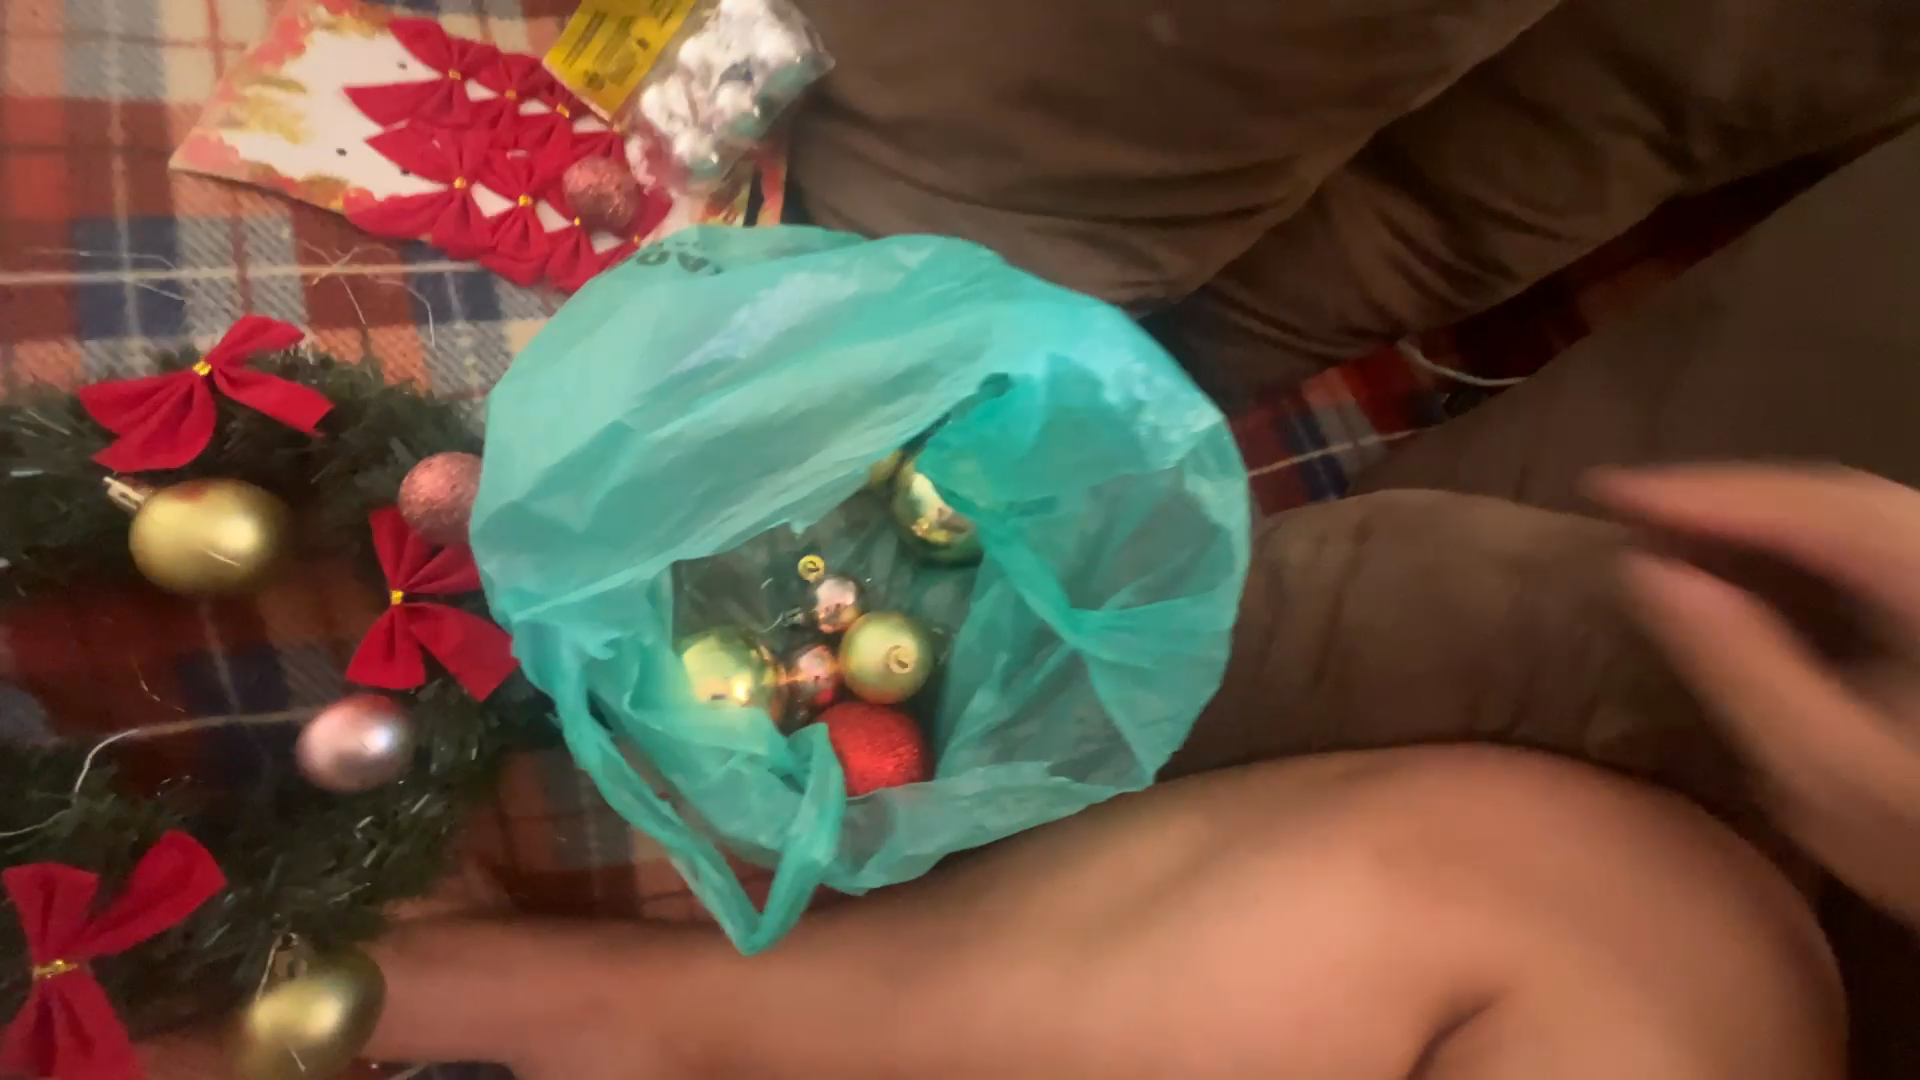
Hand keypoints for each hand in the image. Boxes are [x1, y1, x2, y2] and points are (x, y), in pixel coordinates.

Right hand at [1591, 464, 1919, 925]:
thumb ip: (1737, 663)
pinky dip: (1803, 533)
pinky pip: (1884, 538)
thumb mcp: (1819, 767)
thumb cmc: (1919, 836)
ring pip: (1867, 511)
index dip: (1703, 493)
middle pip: (1845, 498)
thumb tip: (1645, 570)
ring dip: (1760, 510)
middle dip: (1725, 492)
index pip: (1819, 513)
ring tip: (1670, 520)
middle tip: (1623, 501)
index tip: (1603, 490)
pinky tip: (1749, 552)